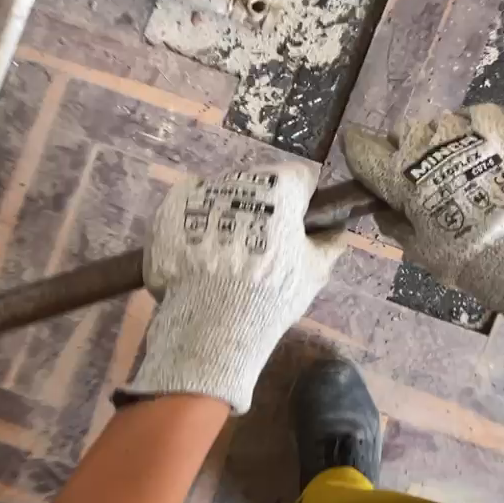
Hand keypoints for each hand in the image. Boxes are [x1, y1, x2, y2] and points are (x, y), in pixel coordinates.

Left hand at [123, 161, 344, 412]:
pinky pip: (186, 208)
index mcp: (278, 189)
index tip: (297, 222)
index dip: (302, 200)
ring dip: (226, 213)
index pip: (299, 177)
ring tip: (224, 254)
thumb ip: (329, 244)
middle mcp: (237, 180)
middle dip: (261, 206)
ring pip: (220, 193)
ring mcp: (197, 195)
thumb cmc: (270, 297)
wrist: (210, 324)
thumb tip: (337, 230)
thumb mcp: (313, 274)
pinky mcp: (167, 212)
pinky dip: (193, 224)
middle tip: (259, 243)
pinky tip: (198, 252)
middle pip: (257, 184)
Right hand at [342, 104, 503, 381]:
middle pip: (411, 129)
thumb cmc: (467, 258)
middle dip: (414, 147)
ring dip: (459, 133)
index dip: (360, 151)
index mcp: (402, 171)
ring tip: (473, 159)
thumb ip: (399, 224)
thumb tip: (386, 211)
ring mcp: (483, 128)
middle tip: (428, 174)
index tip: (362, 153)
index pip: (363, 148)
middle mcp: (436, 139)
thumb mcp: (421, 250)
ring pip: (460, 116)